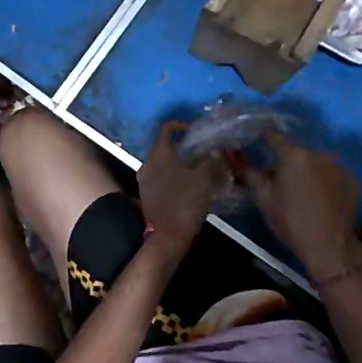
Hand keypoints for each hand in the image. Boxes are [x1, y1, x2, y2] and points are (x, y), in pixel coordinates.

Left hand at [138, 122, 222, 244]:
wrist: (168, 236)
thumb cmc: (185, 201)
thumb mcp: (203, 178)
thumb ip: (210, 160)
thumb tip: (216, 149)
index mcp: (159, 154)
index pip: (167, 129)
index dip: (182, 126)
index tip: (196, 132)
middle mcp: (147, 164)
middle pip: (166, 148)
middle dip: (185, 148)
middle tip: (203, 152)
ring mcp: (145, 181)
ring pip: (164, 164)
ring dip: (180, 164)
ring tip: (200, 170)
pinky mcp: (148, 195)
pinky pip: (162, 179)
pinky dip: (175, 177)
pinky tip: (190, 185)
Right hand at [246, 130, 361, 280]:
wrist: (329, 246)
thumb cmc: (290, 221)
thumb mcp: (264, 199)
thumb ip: (249, 173)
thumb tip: (233, 156)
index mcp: (293, 155)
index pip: (274, 135)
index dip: (264, 136)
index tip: (257, 140)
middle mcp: (318, 153)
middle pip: (297, 152)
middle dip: (287, 162)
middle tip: (281, 182)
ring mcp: (338, 166)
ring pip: (316, 162)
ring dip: (308, 171)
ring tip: (303, 193)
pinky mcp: (352, 180)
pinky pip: (332, 175)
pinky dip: (325, 182)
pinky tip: (321, 200)